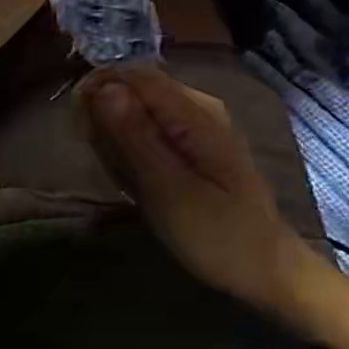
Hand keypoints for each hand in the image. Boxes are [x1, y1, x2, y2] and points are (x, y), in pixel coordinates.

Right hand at [84, 69, 319, 315]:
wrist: (269, 274)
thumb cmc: (218, 236)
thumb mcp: (169, 190)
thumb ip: (135, 135)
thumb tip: (103, 88)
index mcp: (196, 114)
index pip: (133, 74)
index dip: (97, 88)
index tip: (78, 123)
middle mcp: (198, 107)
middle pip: (132, 87)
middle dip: (105, 116)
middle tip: (105, 160)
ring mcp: (196, 123)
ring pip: (134, 107)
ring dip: (115, 134)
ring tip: (119, 173)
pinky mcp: (192, 140)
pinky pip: (145, 125)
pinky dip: (129, 145)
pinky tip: (132, 174)